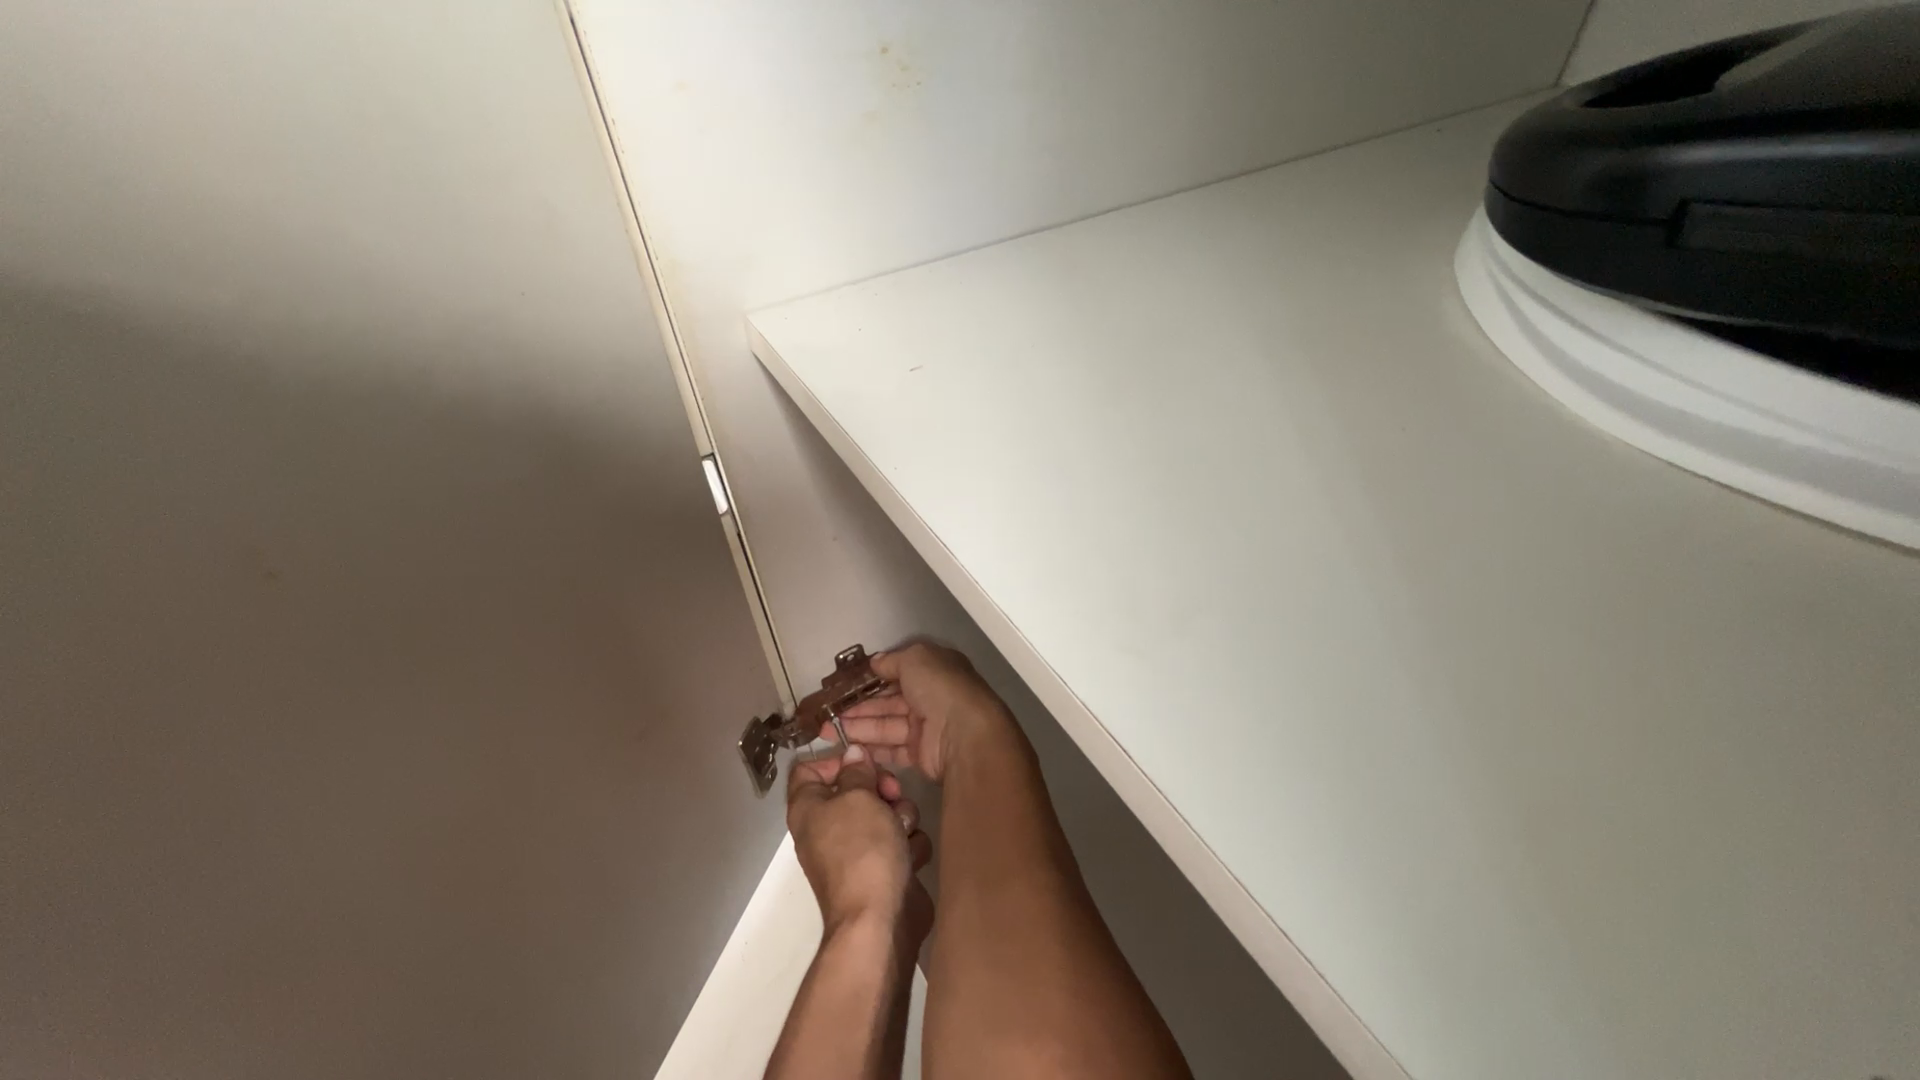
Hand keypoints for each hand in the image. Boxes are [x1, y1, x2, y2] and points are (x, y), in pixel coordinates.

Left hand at [787, 745, 932, 938]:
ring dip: (901, 818)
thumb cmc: (862, 850)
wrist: (880, 919)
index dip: (838, 759)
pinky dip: (908, 847)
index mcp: (809, 809)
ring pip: (887, 813)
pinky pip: (901, 842)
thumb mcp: (859, 797)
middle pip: (858, 789)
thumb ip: (857, 771)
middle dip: (882, 788)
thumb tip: (852, 753)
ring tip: (903, 834)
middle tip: (893, 794)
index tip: (864, 760)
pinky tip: (910, 858)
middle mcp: (829, 827)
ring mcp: (858, 851)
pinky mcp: (885, 869)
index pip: (810, 769)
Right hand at [833, 642, 1012, 781]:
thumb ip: (893, 660)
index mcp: (934, 672)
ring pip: (886, 726)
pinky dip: (871, 747)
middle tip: (828, 715)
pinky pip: (892, 749)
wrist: (964, 733)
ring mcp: (926, 727)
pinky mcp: (921, 754)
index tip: (846, 687)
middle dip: (858, 708)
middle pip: (888, 702)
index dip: (872, 679)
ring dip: (858, 727)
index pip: (898, 673)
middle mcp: (931, 698)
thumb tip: (876, 662)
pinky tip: (849, 747)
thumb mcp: (916, 658)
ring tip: (827, 731)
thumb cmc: (941, 687)